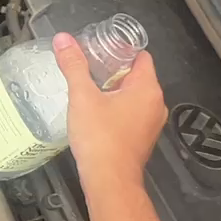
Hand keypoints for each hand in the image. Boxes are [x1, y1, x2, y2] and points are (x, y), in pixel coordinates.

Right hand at [54, 33, 165, 205]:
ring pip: (133, 95)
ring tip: (88, 84)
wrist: (109, 180)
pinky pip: (131, 112)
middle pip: (136, 75)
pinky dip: (116, 106)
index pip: (140, 56)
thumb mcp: (82, 96)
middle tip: (87, 63)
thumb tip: (64, 40)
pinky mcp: (142, 138)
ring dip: (113, 88)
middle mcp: (156, 105)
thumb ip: (74, 65)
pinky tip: (95, 109)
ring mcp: (151, 123)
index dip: (120, 48)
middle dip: (113, 68)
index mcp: (147, 89)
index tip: (99, 46)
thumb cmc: (100, 137)